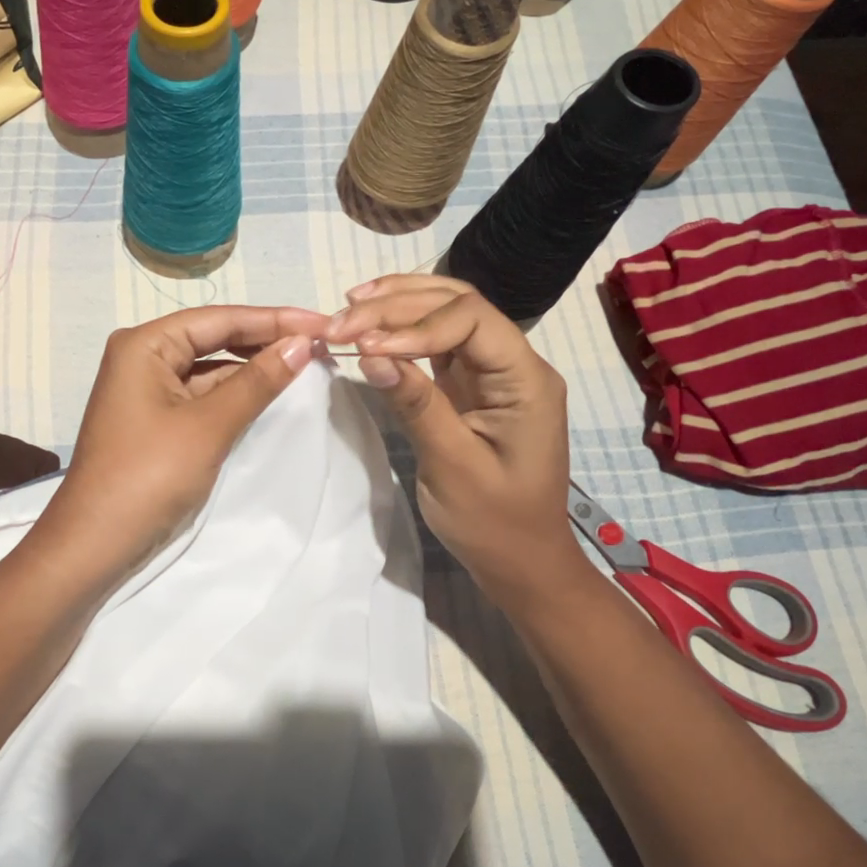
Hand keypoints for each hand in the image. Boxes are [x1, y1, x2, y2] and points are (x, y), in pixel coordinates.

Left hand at [35, 305, 326, 582]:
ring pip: (210, 368)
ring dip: (253, 367)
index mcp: (144, 344)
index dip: (275, 319)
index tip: (325, 322)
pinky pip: (201, 395)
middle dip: (266, 340)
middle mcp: (142, 357)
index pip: (219, 319)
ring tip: (307, 362)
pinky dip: (235, 393)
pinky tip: (270, 392)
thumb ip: (257, 381)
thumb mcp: (208, 426)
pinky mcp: (155, 421)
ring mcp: (147, 391)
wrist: (95, 542)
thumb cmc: (148, 476)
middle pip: (214, 338)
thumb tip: (302, 343)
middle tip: (323, 341)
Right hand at [325, 275, 587, 607]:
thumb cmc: (494, 522)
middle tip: (340, 321)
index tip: (364, 347)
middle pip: (458, 305)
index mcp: (525, 379)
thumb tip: (370, 353)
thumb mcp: (452, 465)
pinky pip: (438, 342)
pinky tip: (371, 326)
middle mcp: (514, 363)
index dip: (415, 324)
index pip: (472, 319)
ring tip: (349, 306)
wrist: (520, 560)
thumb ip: (416, 403)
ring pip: (446, 315)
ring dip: (398, 306)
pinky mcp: (470, 385)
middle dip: (398, 306)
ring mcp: (492, 372)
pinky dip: (402, 330)